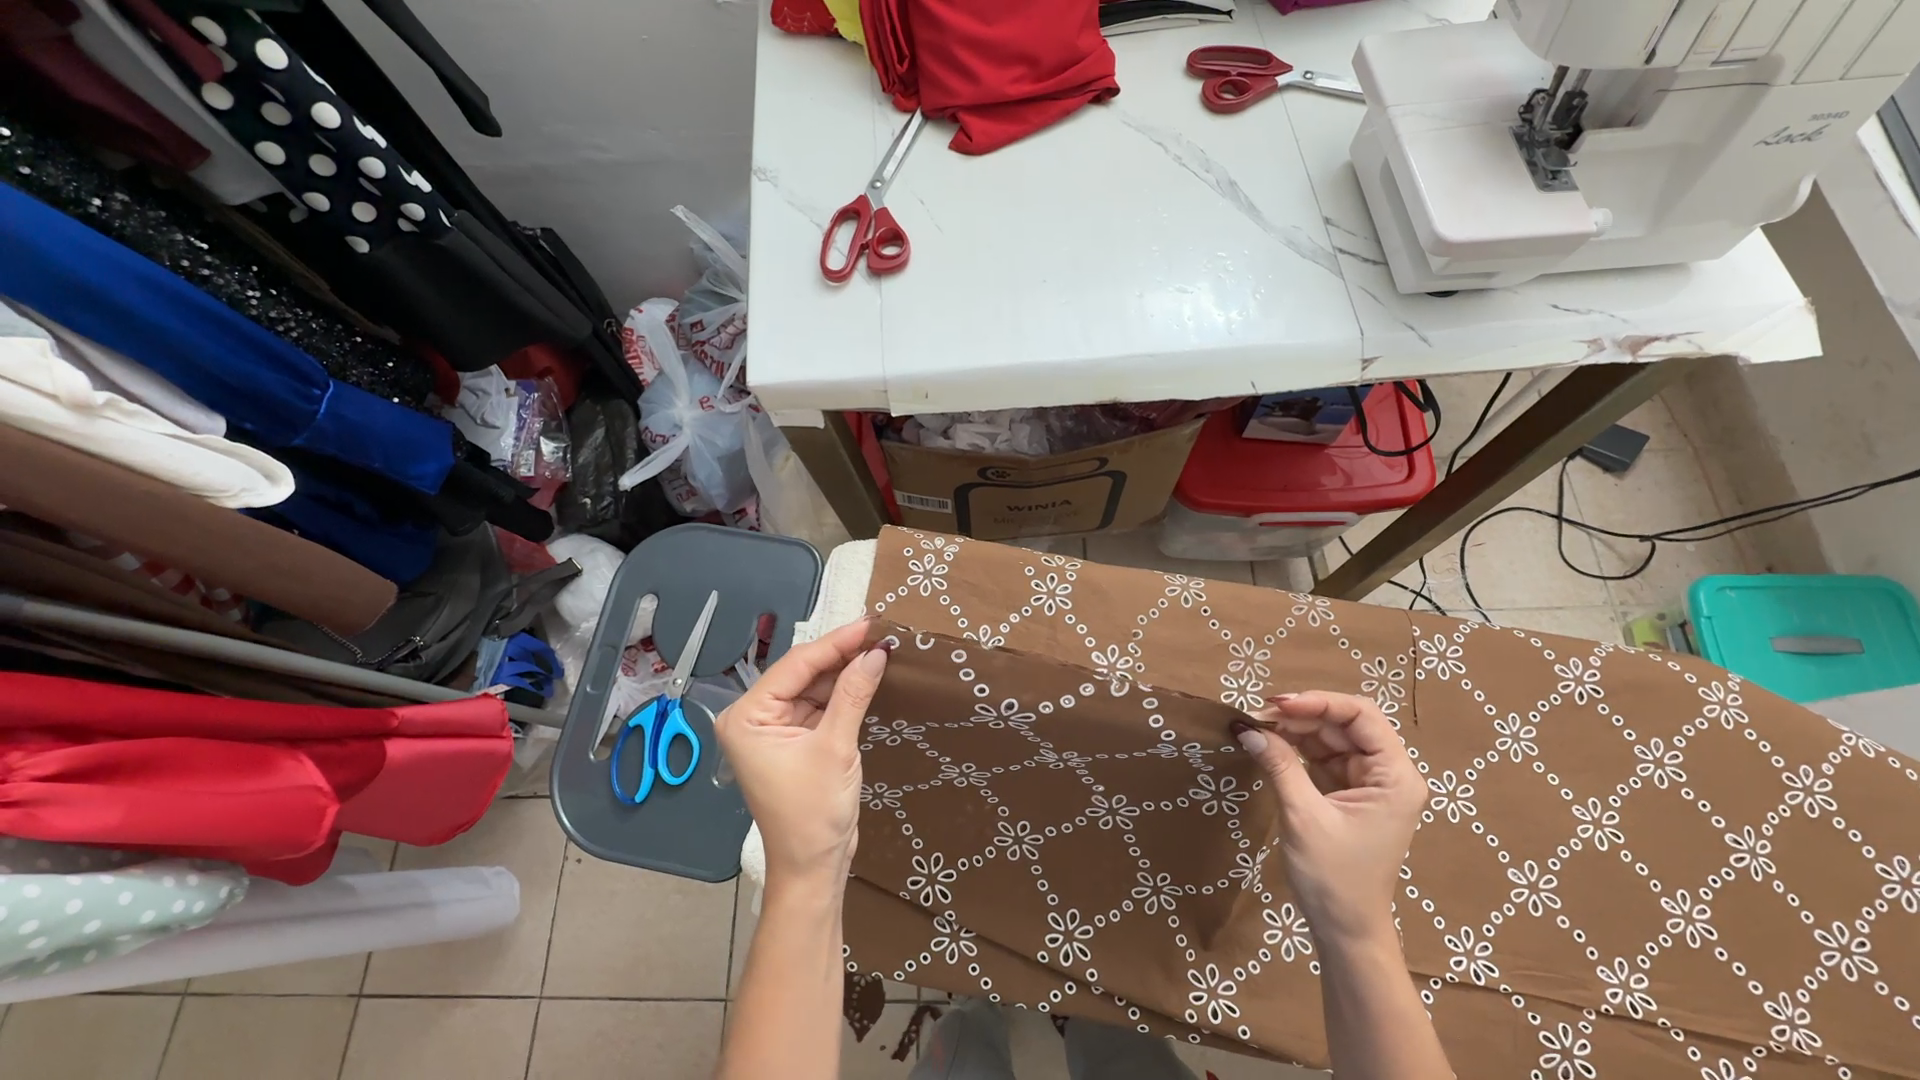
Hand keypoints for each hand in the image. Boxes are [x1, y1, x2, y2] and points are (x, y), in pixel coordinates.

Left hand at [714, 620, 887, 884]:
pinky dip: (843, 695)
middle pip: (803, 673)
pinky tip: (868, 677)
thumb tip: (877, 652)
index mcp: (747, 717)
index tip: (870, 623)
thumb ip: (853, 694)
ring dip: (845, 673)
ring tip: (881, 650)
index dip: (835, 642)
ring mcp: (774, 730)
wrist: (813, 868)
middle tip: (881, 634)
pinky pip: (819, 707)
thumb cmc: (813, 812)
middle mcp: (754, 718)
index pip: (796, 665)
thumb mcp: (836, 748)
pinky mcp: (794, 742)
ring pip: (814, 688)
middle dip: (841, 655)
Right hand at [1233, 692, 1423, 944]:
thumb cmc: (1334, 877)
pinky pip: (1322, 757)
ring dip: (1295, 729)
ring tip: (1256, 726)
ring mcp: (1368, 783)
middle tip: (1256, 716)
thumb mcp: (1303, 817)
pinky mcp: (1348, 793)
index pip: (1362, 716)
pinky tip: (1269, 743)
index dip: (1319, 702)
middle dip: (1301, 715)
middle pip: (1345, 723)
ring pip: (1331, 737)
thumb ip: (1279, 766)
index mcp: (1396, 777)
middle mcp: (1388, 773)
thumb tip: (1245, 728)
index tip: (1277, 705)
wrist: (1345, 929)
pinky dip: (1295, 748)